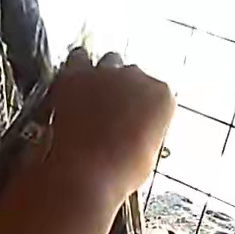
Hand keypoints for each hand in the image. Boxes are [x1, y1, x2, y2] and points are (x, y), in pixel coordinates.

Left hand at [43, 48, 174, 203]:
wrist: (86, 173)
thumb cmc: (119, 172)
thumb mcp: (148, 154)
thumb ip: (146, 130)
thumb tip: (135, 130)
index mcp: (162, 97)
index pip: (158, 95)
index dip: (146, 110)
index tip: (137, 123)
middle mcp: (137, 76)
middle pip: (134, 76)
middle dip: (126, 92)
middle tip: (114, 115)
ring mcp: (106, 72)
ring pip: (109, 63)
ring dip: (104, 77)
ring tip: (95, 100)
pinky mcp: (76, 73)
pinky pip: (78, 60)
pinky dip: (78, 73)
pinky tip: (73, 90)